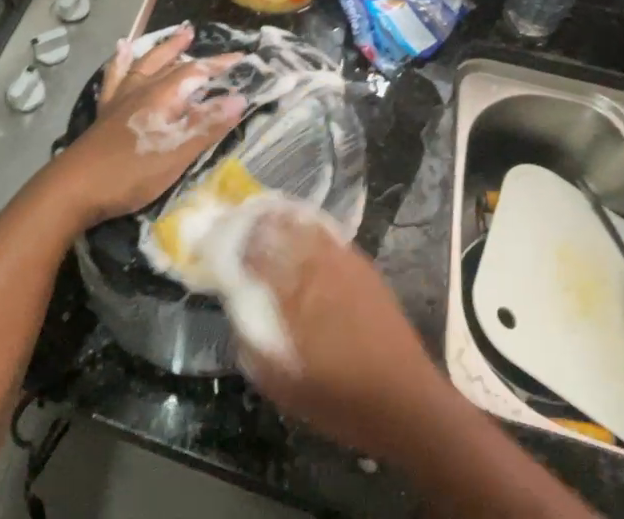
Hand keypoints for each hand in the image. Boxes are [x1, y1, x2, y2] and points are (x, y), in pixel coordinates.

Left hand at [41, 24, 247, 227]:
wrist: (75, 188)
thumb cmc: (130, 173)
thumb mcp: (176, 153)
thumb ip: (207, 125)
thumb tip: (240, 97)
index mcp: (161, 97)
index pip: (196, 73)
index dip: (219, 65)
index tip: (243, 58)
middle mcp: (140, 91)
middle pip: (167, 64)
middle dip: (185, 50)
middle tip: (196, 32)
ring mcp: (120, 101)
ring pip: (143, 65)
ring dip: (159, 50)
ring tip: (172, 36)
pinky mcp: (105, 113)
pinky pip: (115, 78)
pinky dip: (121, 62)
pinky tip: (120, 50)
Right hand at [233, 209, 449, 460]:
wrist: (410, 406)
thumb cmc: (342, 402)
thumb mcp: (283, 386)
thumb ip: (252, 346)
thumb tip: (237, 317)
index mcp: (293, 297)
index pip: (251, 254)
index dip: (227, 243)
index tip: (212, 244)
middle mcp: (317, 271)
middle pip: (277, 230)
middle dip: (251, 224)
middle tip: (234, 226)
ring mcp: (345, 266)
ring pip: (304, 226)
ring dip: (279, 220)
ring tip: (261, 218)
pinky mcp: (365, 269)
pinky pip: (329, 236)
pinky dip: (308, 227)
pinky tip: (300, 231)